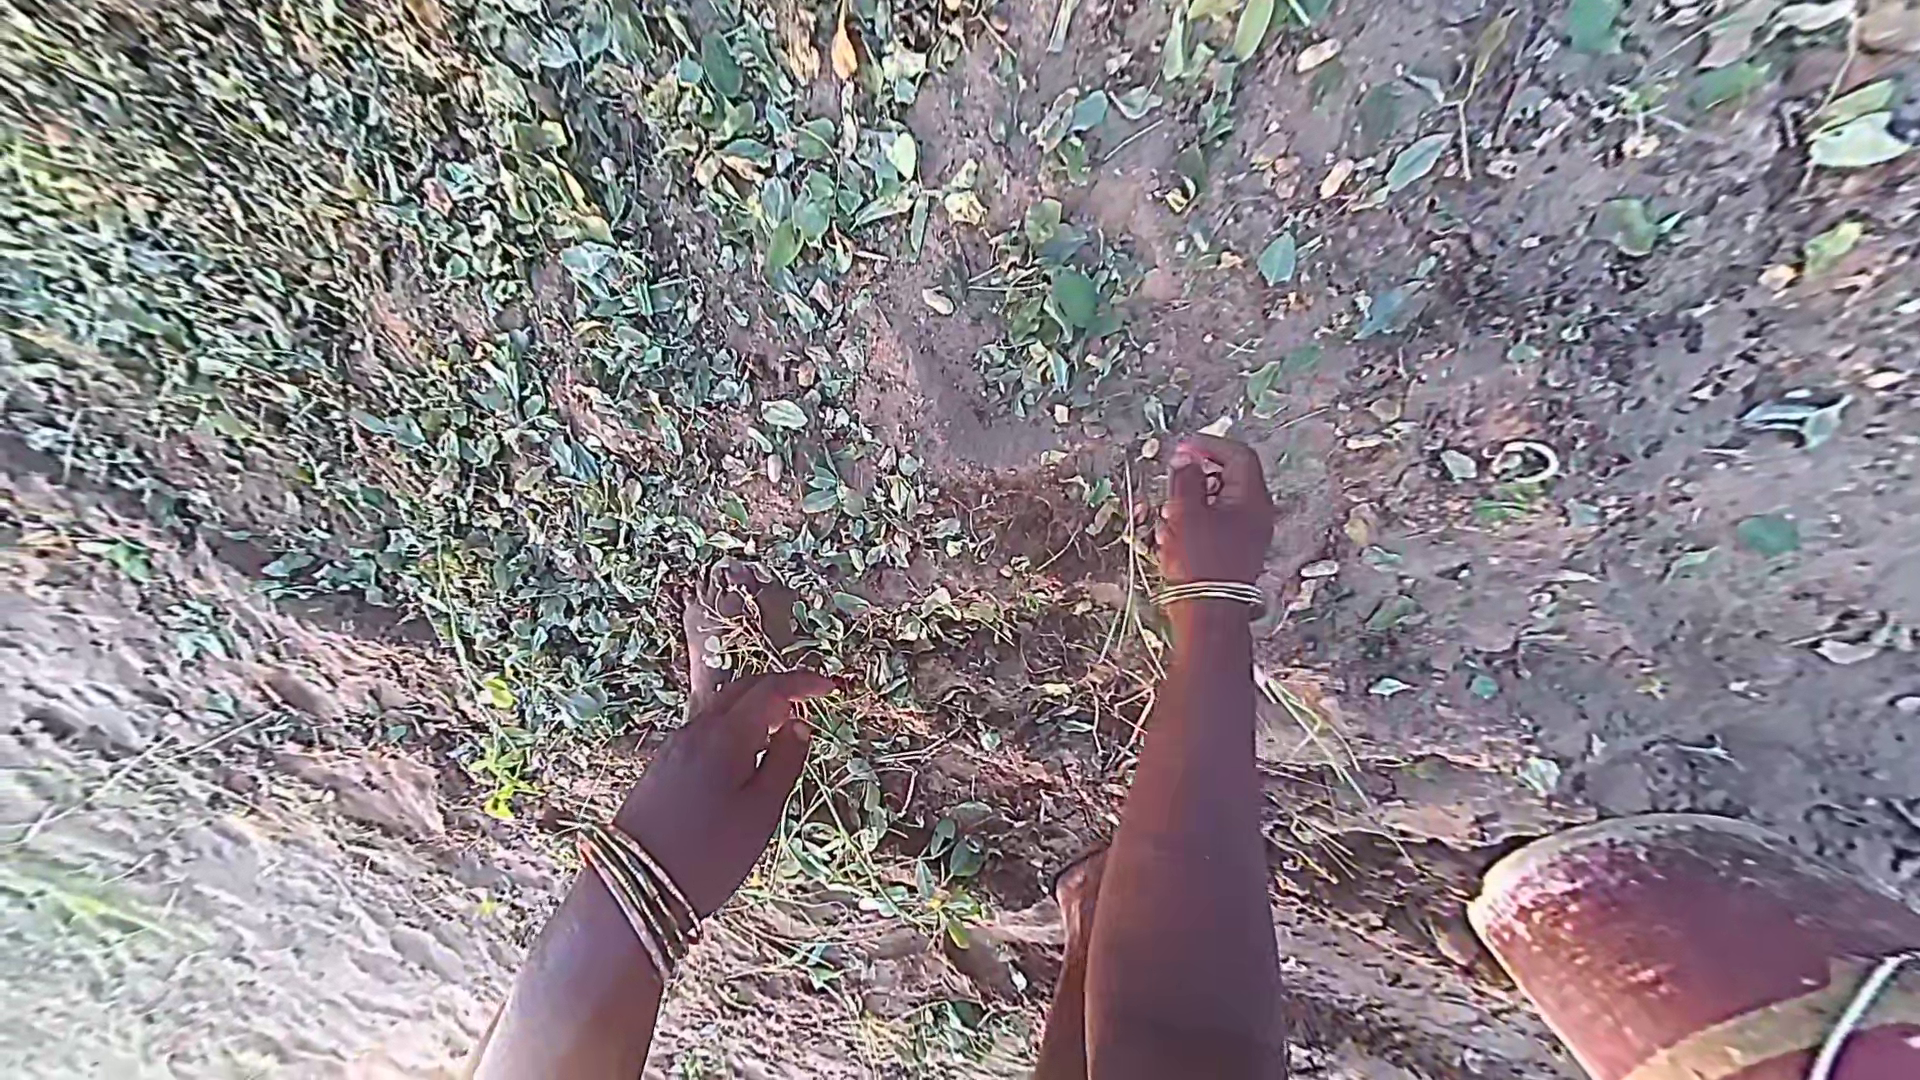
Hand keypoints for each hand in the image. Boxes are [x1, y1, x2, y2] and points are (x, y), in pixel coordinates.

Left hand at [613, 671, 833, 917]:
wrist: (628, 894)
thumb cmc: (709, 856)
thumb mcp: (762, 811)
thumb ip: (786, 760)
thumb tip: (800, 724)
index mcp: (726, 735)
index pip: (770, 688)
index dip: (803, 682)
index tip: (830, 686)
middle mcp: (697, 729)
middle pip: (743, 687)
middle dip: (780, 685)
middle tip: (809, 698)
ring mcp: (675, 745)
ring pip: (723, 705)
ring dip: (757, 703)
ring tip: (783, 724)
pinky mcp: (663, 764)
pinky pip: (708, 725)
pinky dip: (737, 721)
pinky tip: (748, 749)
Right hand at [1158, 435, 1274, 585]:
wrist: (1207, 610)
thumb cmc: (1198, 559)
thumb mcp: (1187, 512)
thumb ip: (1186, 479)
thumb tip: (1186, 459)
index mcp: (1252, 499)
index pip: (1238, 456)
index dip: (1210, 446)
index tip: (1183, 449)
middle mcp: (1256, 514)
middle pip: (1230, 478)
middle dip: (1198, 475)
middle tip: (1173, 477)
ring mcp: (1247, 534)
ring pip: (1219, 502)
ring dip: (1192, 499)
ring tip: (1167, 510)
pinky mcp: (1234, 551)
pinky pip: (1215, 523)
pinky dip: (1194, 520)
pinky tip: (1172, 533)